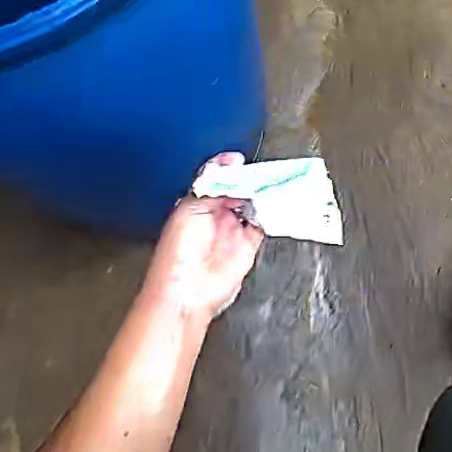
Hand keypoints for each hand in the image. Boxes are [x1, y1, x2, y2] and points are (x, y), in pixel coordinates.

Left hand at [142, 153, 265, 320]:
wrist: (187, 291)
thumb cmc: (178, 252)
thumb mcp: (191, 207)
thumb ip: (213, 186)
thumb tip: (230, 168)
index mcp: (196, 204)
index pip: (216, 179)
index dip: (227, 168)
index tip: (238, 160)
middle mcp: (216, 215)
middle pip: (237, 188)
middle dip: (248, 178)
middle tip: (258, 171)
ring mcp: (233, 229)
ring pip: (252, 203)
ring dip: (261, 194)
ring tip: (269, 182)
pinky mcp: (248, 243)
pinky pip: (263, 222)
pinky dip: (270, 211)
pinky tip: (273, 202)